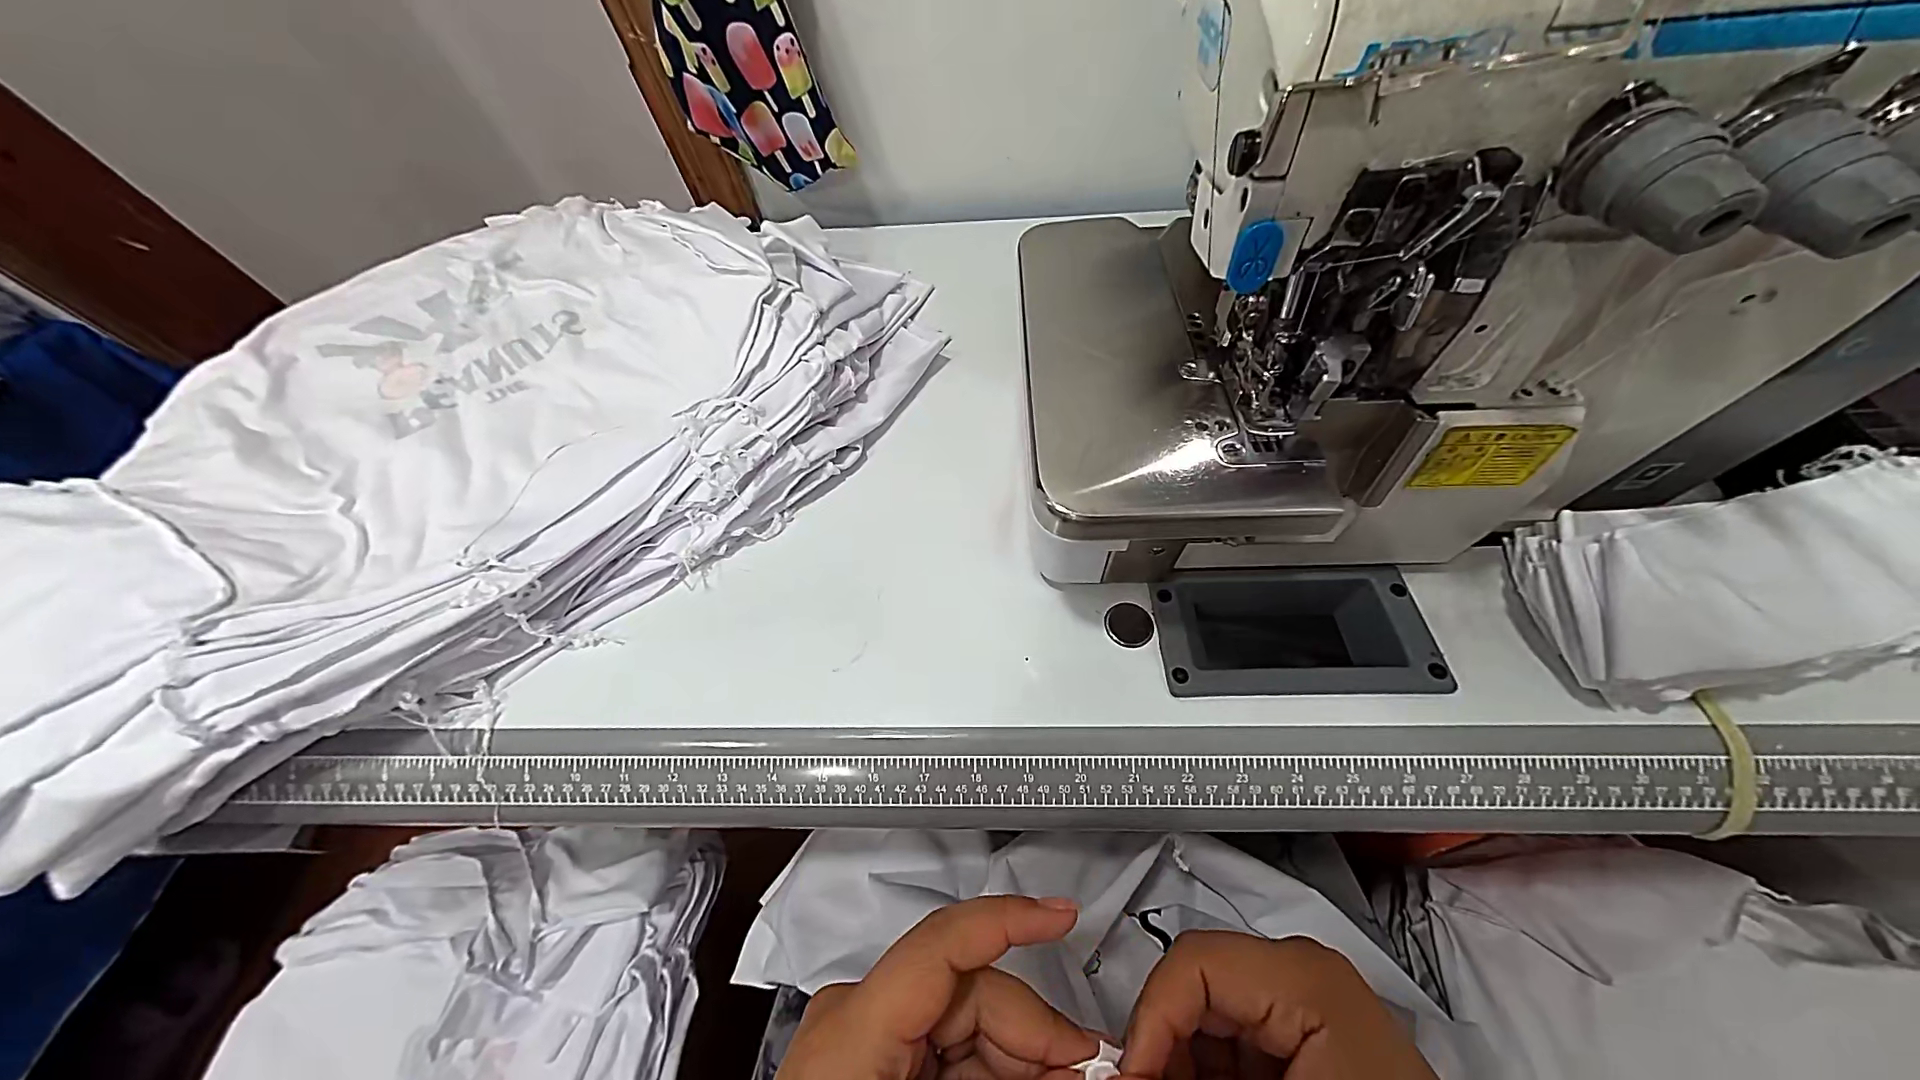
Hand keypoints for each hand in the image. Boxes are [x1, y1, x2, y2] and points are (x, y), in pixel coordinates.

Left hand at [777, 895, 1102, 1079]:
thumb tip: (1076, 1067)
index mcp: (855, 1025)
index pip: (945, 940)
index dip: (1011, 918)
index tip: (1061, 916)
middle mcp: (855, 1015)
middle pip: (970, 989)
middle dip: (1035, 1030)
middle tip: (1086, 1070)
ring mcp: (861, 1035)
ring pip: (965, 1019)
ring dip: (1018, 1055)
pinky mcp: (872, 1057)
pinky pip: (946, 1046)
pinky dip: (989, 1069)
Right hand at [1119, 932, 1436, 1079]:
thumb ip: (1185, 1075)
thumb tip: (1123, 1075)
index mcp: (1303, 976)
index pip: (1192, 962)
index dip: (1150, 1018)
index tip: (1131, 1074)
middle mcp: (1301, 974)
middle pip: (1194, 983)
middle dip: (1162, 1041)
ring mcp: (1303, 1003)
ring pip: (1207, 1011)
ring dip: (1181, 1058)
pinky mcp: (1304, 1035)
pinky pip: (1233, 1036)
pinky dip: (1208, 1068)